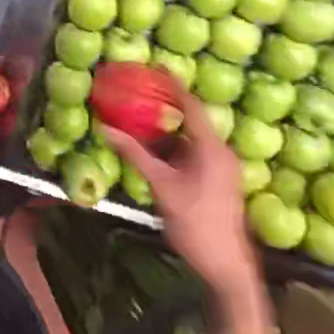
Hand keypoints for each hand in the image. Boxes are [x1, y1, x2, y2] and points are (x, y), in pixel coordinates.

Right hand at [103, 85, 259, 300]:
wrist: (227, 269)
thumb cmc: (196, 223)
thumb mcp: (161, 185)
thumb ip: (134, 154)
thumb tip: (106, 128)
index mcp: (212, 148)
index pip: (191, 106)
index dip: (174, 84)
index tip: (159, 65)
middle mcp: (220, 153)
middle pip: (191, 120)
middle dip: (166, 105)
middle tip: (141, 89)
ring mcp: (220, 169)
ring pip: (189, 140)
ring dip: (166, 130)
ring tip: (139, 117)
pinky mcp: (216, 182)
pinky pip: (191, 154)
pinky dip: (171, 147)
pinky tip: (150, 150)